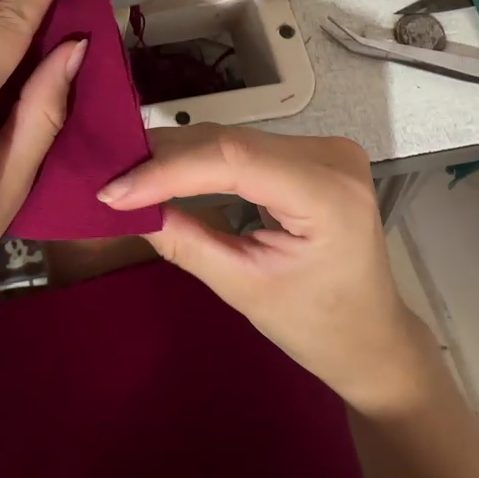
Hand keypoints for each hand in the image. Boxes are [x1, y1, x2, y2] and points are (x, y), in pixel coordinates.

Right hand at [96, 125, 432, 414]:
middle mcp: (329, 154)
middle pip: (229, 141)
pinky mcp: (308, 152)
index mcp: (328, 193)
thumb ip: (186, 241)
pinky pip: (240, 146)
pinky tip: (161, 168)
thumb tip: (124, 207)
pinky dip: (198, 158)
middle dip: (162, 159)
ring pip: (229, 138)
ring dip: (175, 155)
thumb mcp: (244, 289)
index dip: (166, 169)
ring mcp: (323, 147)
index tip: (112, 189)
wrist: (372, 339)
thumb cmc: (317, 327)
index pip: (233, 158)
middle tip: (106, 177)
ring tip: (124, 173)